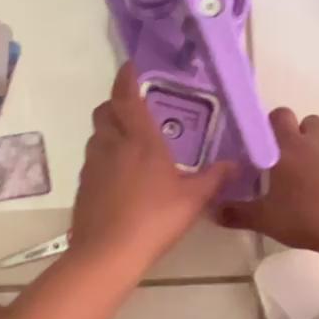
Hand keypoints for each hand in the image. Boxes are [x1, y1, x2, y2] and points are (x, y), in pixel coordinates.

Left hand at [69, 65, 234, 268]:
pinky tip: (119, 176)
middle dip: (116, 103)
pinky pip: (92, 161)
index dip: (127, 78)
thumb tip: (235, 164)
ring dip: (109, 130)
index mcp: (139, 140)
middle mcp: (111, 145)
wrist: (107, 253)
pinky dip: (104, 157)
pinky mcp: (83, 186)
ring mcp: (92, 165)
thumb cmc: (153, 220)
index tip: (130, 66)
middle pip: (104, 111)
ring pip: (96, 135)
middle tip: (134, 108)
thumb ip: (214, 178)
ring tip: (129, 142)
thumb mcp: (193, 200)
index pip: (127, 97)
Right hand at [217, 109, 318, 258]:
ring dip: (315, 151)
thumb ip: (237, 213)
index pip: (277, 117)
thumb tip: (213, 211)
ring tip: (306, 181)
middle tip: (284, 161)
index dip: (268, 126)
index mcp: (287, 148)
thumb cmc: (305, 218)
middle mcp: (314, 143)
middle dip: (294, 133)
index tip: (261, 147)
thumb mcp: (265, 220)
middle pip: (305, 121)